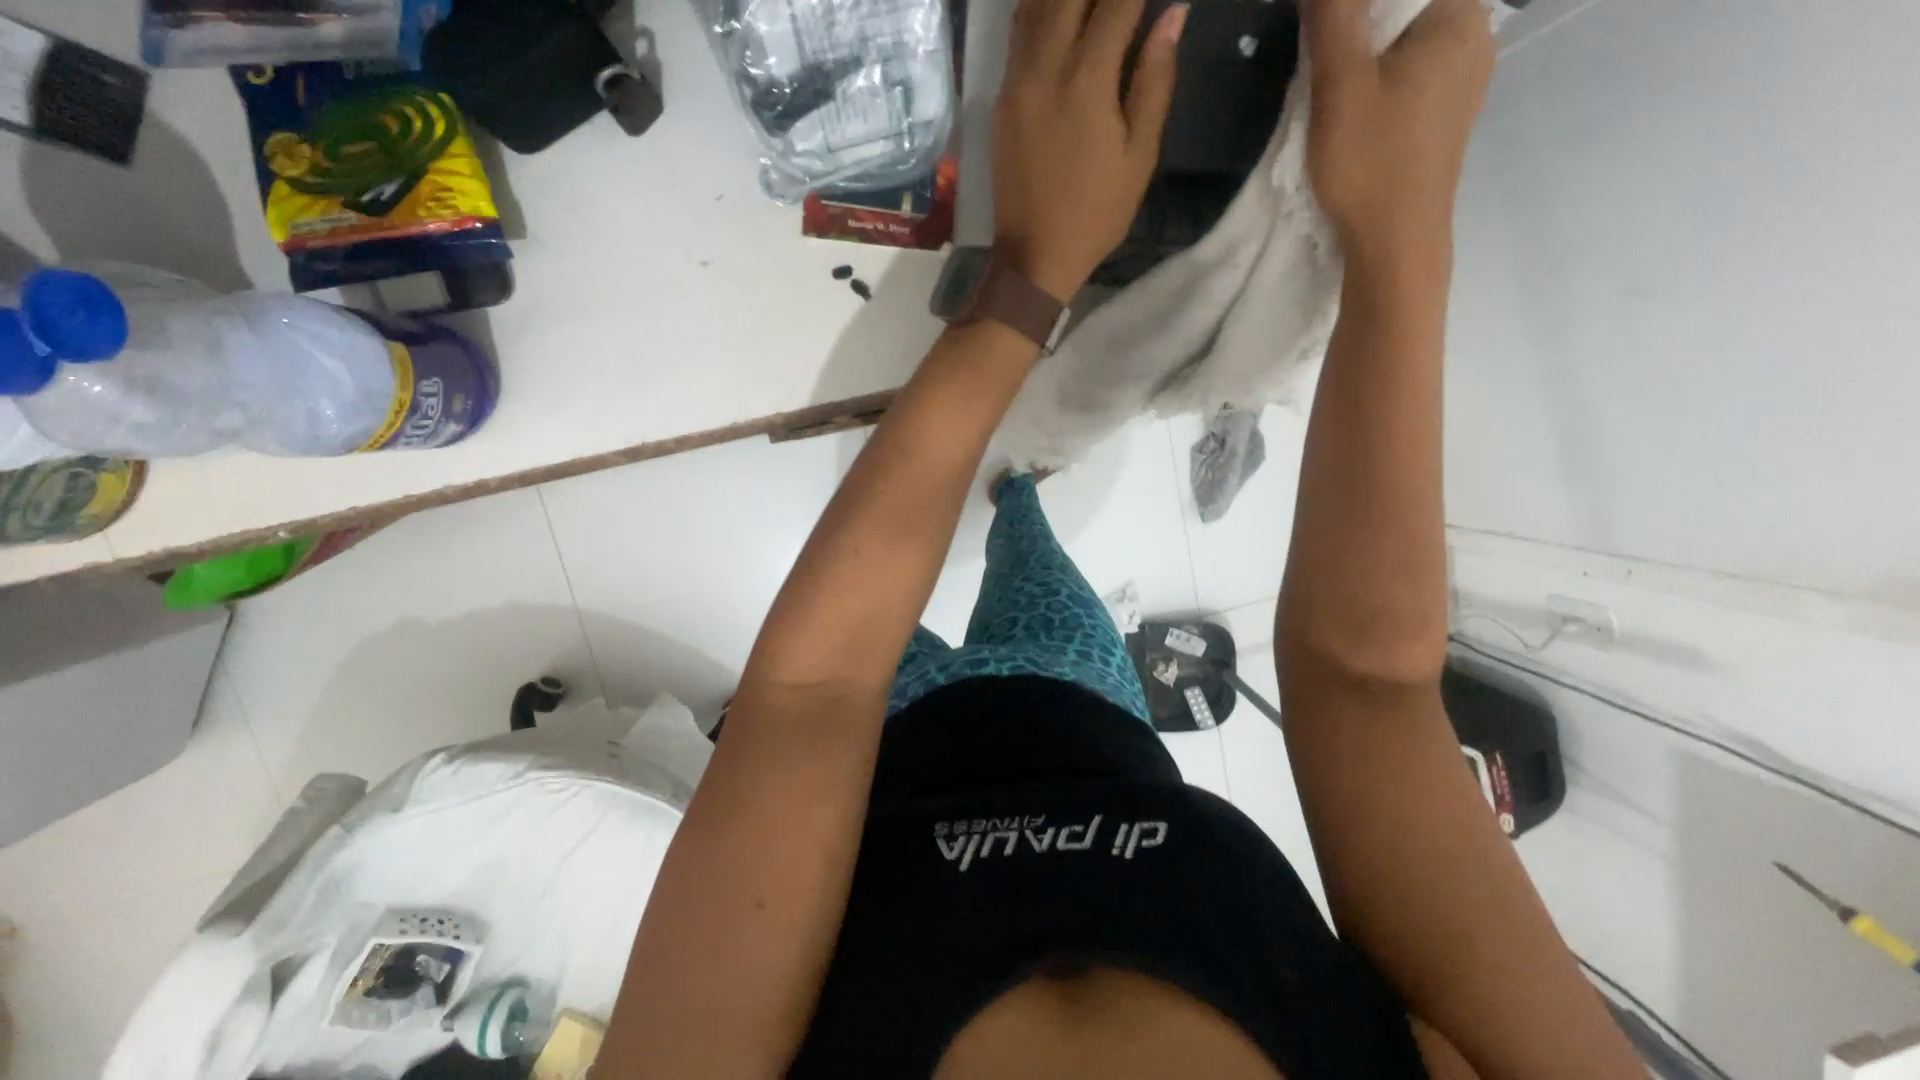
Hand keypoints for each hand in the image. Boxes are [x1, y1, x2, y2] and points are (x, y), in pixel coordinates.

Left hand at [992, 0, 1187, 298]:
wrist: (1034, 254)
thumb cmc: (1097, 212)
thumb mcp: (1139, 155)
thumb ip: (1154, 80)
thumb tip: (1174, 14)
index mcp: (1087, 81)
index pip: (1116, 3)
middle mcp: (1044, 68)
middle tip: (1121, 0)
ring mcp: (1015, 81)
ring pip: (1034, 5)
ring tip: (1092, 2)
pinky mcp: (1000, 97)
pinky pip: (1017, 32)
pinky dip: (1038, 8)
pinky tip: (1058, 8)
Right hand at [1304, 0, 1492, 253]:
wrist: (1396, 243)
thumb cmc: (1371, 161)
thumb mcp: (1340, 83)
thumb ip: (1333, 13)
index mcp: (1458, 17)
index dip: (1354, 3)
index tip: (1322, 19)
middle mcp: (1474, 36)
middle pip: (1406, 5)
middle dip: (1359, 16)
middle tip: (1316, 38)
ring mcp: (1464, 76)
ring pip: (1407, 33)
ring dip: (1364, 40)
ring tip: (1324, 61)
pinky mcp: (1446, 110)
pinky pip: (1411, 64)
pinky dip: (1378, 65)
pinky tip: (1350, 91)